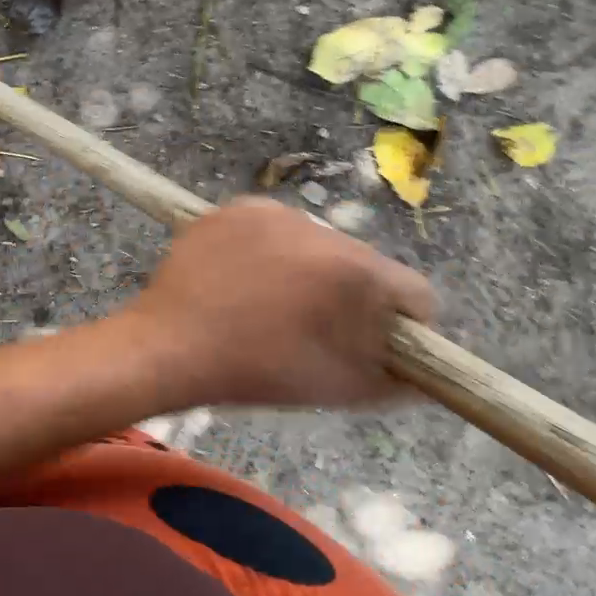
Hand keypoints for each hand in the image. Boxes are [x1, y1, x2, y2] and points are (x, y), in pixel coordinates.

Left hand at [124, 197, 438, 407]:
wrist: (171, 344)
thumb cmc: (261, 370)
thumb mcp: (351, 386)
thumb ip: (405, 375)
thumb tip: (424, 364)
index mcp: (355, 270)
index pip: (414, 293)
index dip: (402, 325)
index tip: (375, 344)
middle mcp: (317, 229)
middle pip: (363, 265)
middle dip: (353, 294)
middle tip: (316, 325)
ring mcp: (268, 213)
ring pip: (318, 244)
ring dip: (312, 267)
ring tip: (276, 302)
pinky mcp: (231, 209)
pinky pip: (274, 228)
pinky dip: (271, 248)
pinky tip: (251, 276)